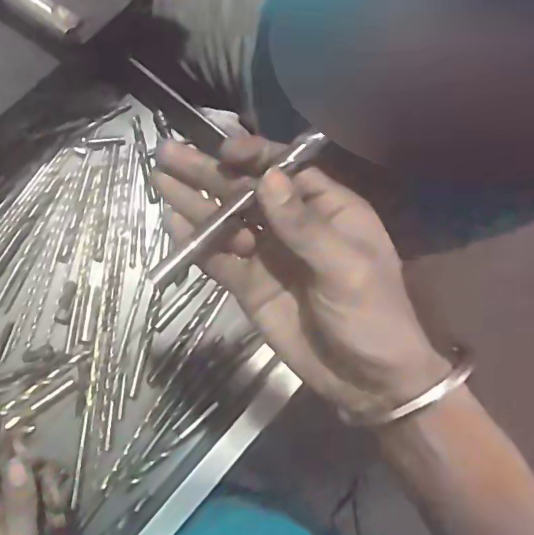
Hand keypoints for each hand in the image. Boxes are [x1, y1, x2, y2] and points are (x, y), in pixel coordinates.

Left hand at [0, 443, 52, 534]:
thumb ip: (19, 504)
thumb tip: (16, 456)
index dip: (6, 446)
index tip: (36, 440)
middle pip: (13, 478)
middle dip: (39, 478)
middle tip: (56, 499)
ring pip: (29, 500)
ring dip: (49, 503)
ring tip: (61, 525)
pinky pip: (37, 525)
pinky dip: (52, 525)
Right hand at [154, 135, 452, 420]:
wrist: (369, 382)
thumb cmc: (373, 316)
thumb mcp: (346, 268)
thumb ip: (303, 226)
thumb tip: (267, 178)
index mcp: (329, 210)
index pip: (285, 171)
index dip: (254, 158)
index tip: (224, 152)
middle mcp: (294, 226)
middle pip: (247, 192)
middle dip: (210, 172)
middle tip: (169, 153)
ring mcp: (270, 257)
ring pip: (228, 222)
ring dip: (196, 202)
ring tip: (160, 178)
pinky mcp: (251, 287)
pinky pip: (221, 261)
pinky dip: (198, 245)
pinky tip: (174, 225)